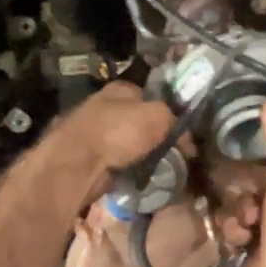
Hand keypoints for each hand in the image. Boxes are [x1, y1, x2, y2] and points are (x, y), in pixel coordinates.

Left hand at [46, 81, 174, 171]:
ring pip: (130, 145)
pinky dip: (129, 170)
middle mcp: (106, 106)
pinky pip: (119, 163)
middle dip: (156, 138)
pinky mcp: (89, 157)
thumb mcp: (159, 116)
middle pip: (140, 122)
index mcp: (121, 89)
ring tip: (161, 170)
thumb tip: (188, 142)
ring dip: (143, 156)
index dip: (169, 113)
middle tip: (175, 154)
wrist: (77, 164)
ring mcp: (95, 133)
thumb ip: (176, 122)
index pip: (151, 96)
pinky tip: (140, 178)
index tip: (182, 133)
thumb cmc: (119, 131)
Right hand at [242, 99, 265, 266]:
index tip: (233, 140)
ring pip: (238, 202)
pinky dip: (233, 232)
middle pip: (252, 178)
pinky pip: (232, 227)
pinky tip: (240, 242)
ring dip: (237, 212)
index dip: (258, 148)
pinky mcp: (251, 247)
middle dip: (243, 186)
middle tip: (241, 193)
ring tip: (245, 224)